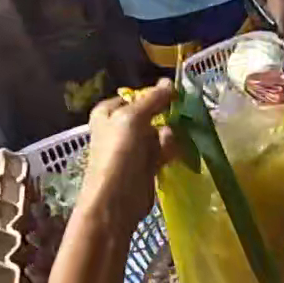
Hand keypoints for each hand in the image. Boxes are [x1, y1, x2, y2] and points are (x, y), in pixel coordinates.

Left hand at [77, 81, 175, 232]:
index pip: (135, 96)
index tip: (173, 96)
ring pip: (160, 132)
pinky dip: (169, 150)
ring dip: (168, 136)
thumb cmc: (118, 153)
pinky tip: (170, 156)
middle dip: (165, 117)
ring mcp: (133, 147)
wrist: (116, 199)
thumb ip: (152, 99)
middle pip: (151, 113)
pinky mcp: (146, 165)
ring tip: (166, 146)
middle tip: (174, 120)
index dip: (154, 96)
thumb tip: (169, 82)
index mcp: (108, 112)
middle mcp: (119, 128)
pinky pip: (163, 150)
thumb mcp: (132, 118)